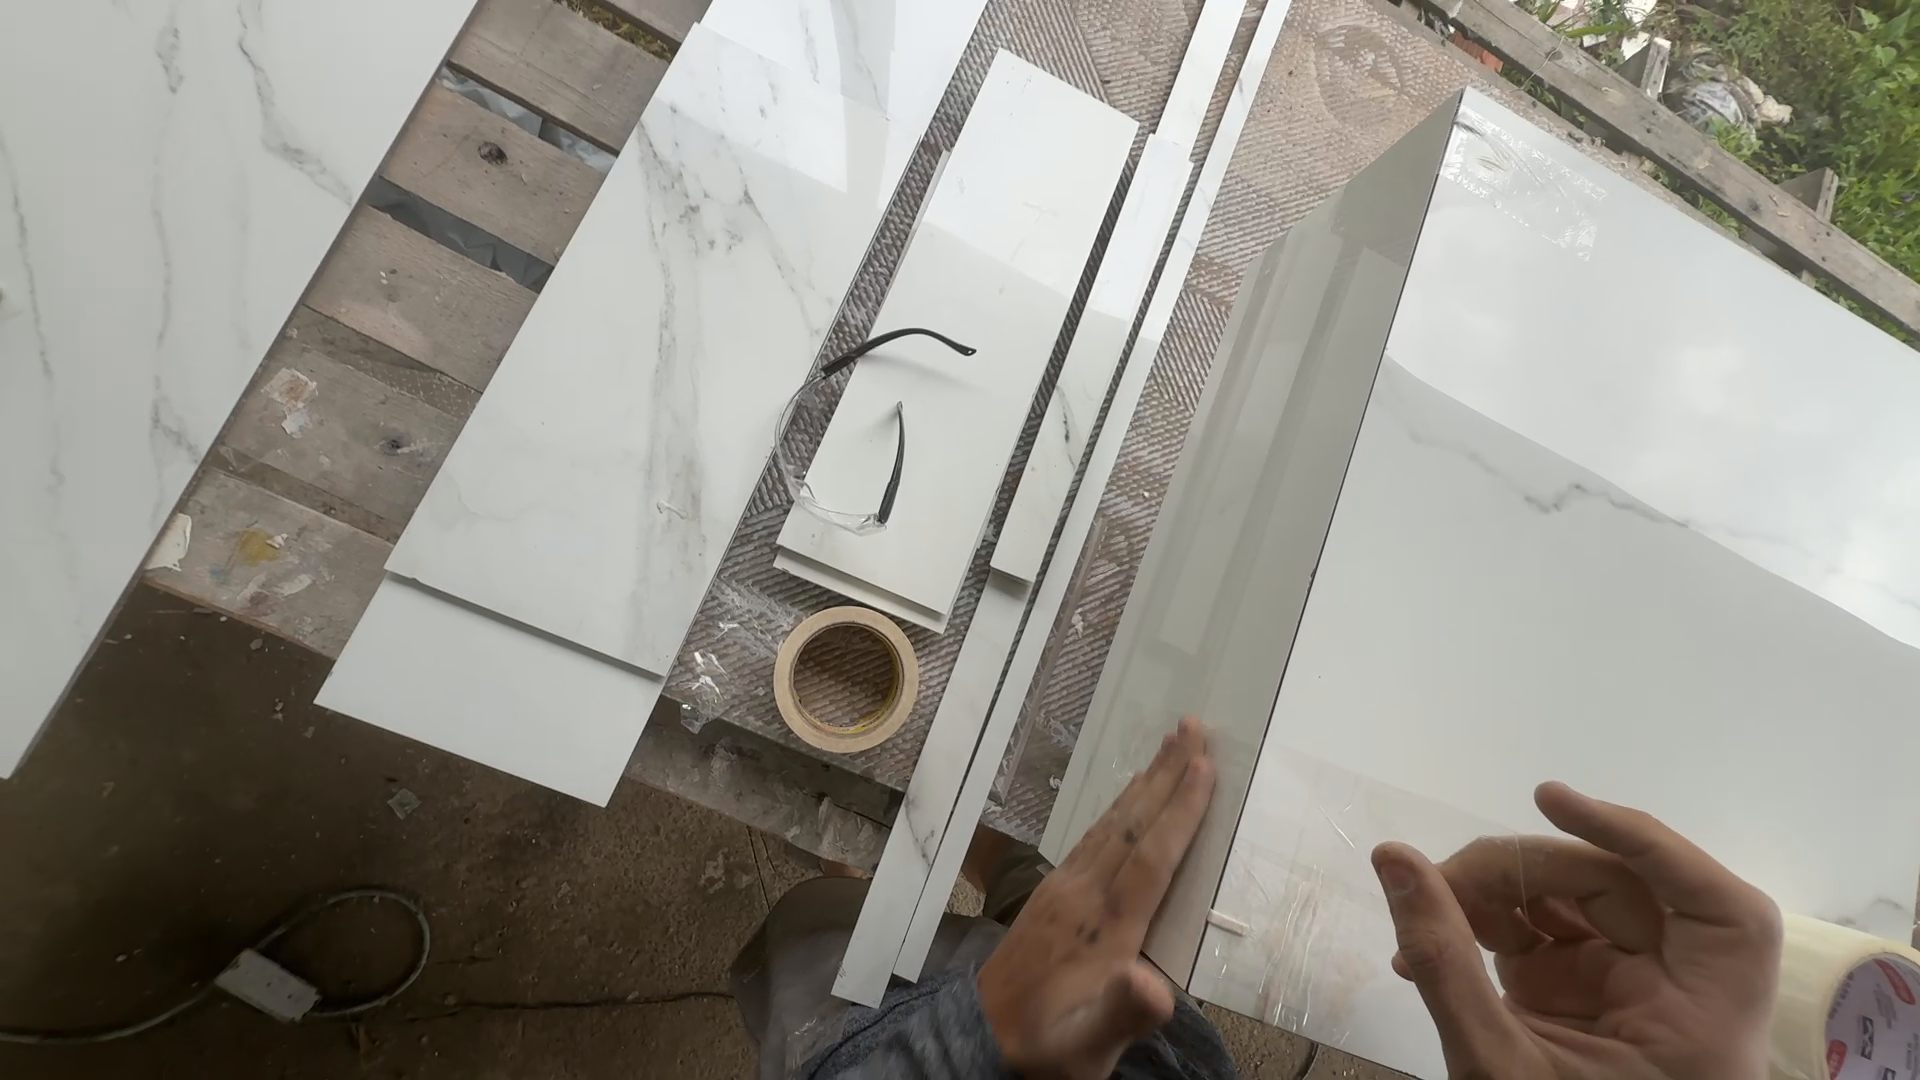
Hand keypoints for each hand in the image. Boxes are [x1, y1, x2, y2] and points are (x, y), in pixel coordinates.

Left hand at [978, 715, 1215, 1079]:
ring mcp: (1066, 884)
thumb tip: (1155, 986)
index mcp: (1104, 928)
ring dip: (1145, 780)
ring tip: (1169, 745)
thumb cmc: (1047, 1045)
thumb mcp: (1087, 1048)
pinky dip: (1120, 806)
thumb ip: (1122, 1015)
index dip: (1180, 811)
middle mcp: (1084, 893)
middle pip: (1133, 822)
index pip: (1150, 858)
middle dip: (1166, 773)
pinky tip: (1131, 797)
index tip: (1204, 766)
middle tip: (1192, 727)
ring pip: (1113, 820)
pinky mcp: (1055, 887)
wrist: (983, 1033)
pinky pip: (1094, 833)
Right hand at [1372, 782, 1780, 1079]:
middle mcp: (1678, 995)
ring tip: (1423, 923)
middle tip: (1436, 886)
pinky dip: (1477, 918)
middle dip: (1516, 871)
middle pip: (1614, 886)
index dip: (1644, 840)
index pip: (1719, 910)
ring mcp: (1627, 987)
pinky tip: (1427, 943)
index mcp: (1699, 1027)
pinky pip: (1534, 923)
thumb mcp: (1492, 1065)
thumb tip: (1391, 855)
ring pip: (1567, 895)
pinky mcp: (1581, 986)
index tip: (1546, 800)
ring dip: (1487, 890)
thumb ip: (1441, 957)